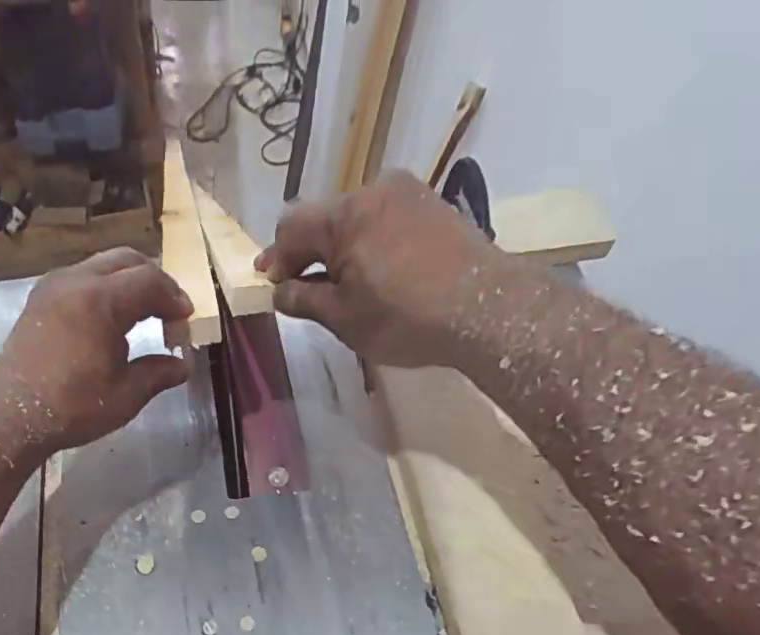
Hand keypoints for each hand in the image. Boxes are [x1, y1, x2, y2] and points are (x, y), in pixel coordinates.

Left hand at [0, 248, 193, 454]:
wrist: (13, 416)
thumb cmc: (74, 407)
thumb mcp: (128, 394)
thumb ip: (160, 371)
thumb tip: (183, 364)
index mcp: (99, 301)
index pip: (150, 281)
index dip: (175, 299)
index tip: (187, 321)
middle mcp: (74, 281)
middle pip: (128, 260)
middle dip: (157, 282)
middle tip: (172, 312)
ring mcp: (53, 286)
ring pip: (104, 264)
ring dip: (131, 283)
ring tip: (147, 315)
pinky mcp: (41, 297)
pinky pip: (83, 276)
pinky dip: (108, 288)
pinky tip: (115, 319)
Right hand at [254, 170, 535, 364]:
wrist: (488, 309)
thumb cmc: (408, 318)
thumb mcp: (346, 319)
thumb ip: (306, 300)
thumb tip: (281, 292)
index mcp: (345, 214)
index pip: (292, 227)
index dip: (277, 257)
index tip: (271, 284)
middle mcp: (375, 190)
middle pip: (327, 219)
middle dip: (312, 253)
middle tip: (306, 286)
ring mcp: (411, 194)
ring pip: (360, 220)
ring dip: (346, 249)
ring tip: (349, 285)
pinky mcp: (436, 207)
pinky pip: (390, 222)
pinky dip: (376, 245)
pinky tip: (384, 273)